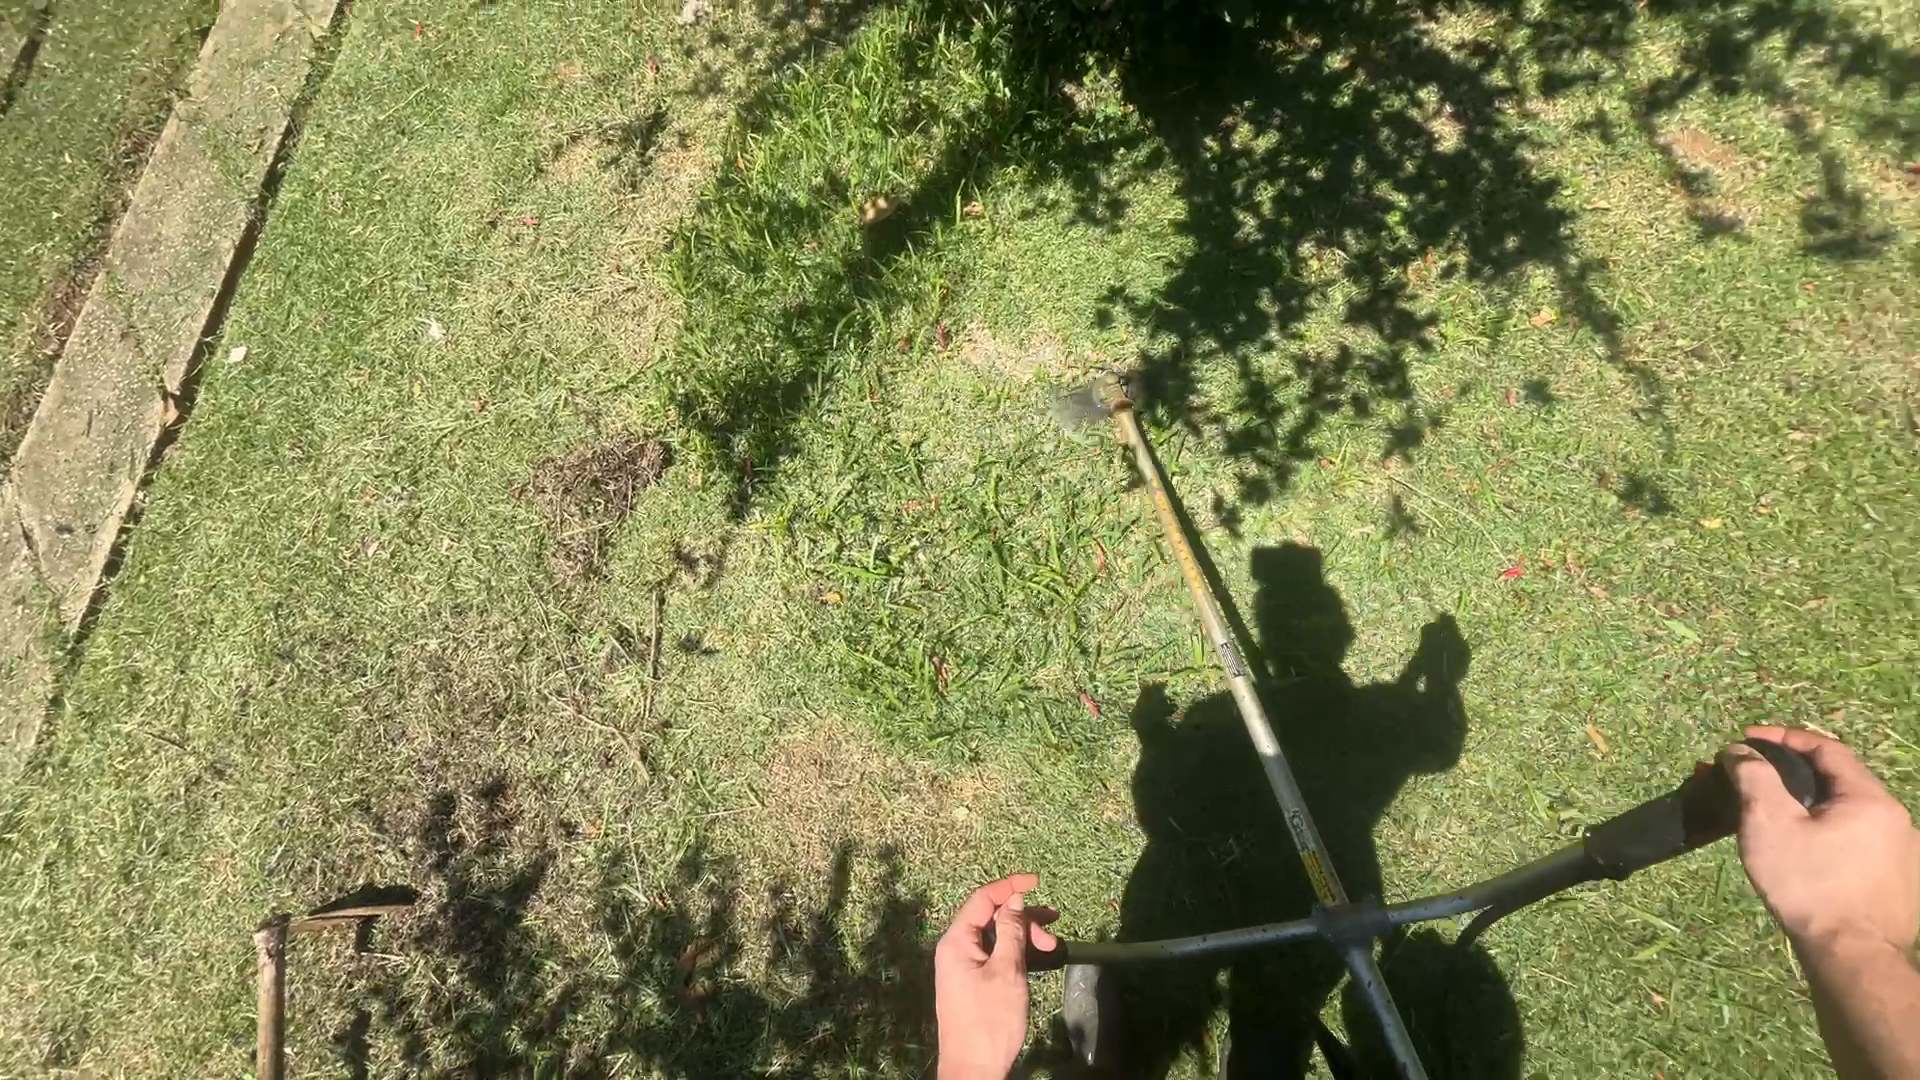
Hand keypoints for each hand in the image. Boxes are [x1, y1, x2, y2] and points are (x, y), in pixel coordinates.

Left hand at [934, 874, 1059, 1079]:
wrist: (973, 1075)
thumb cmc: (990, 1022)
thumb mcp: (1007, 972)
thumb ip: (1011, 931)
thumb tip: (1014, 898)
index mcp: (957, 940)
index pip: (983, 898)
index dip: (1010, 886)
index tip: (1037, 881)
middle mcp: (956, 948)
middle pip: (991, 917)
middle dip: (1023, 918)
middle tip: (1052, 930)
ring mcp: (963, 966)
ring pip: (996, 937)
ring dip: (1023, 936)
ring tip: (1052, 947)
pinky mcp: (972, 983)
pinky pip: (994, 955)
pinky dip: (1016, 953)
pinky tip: (1036, 959)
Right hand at [1724, 726, 1919, 957]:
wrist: (1851, 949)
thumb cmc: (1806, 877)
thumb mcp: (1767, 819)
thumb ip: (1754, 775)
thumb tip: (1740, 750)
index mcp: (1871, 801)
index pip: (1828, 750)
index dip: (1783, 736)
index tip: (1744, 737)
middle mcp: (1896, 820)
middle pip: (1837, 777)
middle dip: (1786, 766)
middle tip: (1745, 768)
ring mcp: (1900, 849)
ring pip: (1842, 805)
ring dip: (1798, 794)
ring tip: (1759, 801)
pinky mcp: (1893, 873)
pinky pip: (1849, 829)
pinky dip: (1814, 818)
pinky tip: (1790, 834)